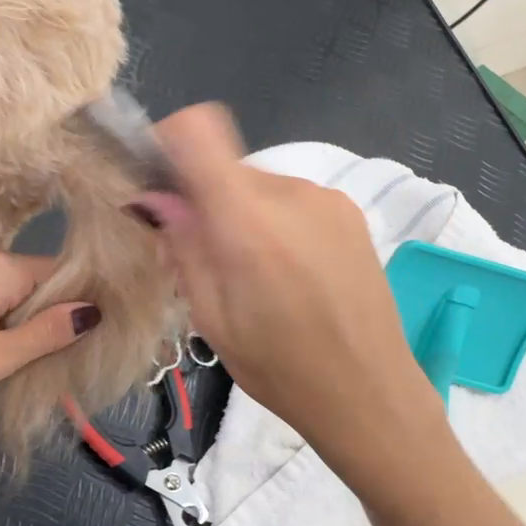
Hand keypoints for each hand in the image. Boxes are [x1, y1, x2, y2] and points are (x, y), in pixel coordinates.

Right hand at [131, 104, 444, 453]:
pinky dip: (272, 225)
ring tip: (249, 280)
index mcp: (248, 220)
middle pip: (224, 168)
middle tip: (201, 263)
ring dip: (239, 218)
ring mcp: (327, 199)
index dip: (167, 145)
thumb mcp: (212, 318)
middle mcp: (291, 193)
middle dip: (202, 204)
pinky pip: (289, 202)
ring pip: (257, 188)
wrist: (369, 393)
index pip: (197, 132)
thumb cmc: (279, 369)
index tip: (158, 189)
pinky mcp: (349, 213)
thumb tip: (156, 198)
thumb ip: (183, 248)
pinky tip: (284, 277)